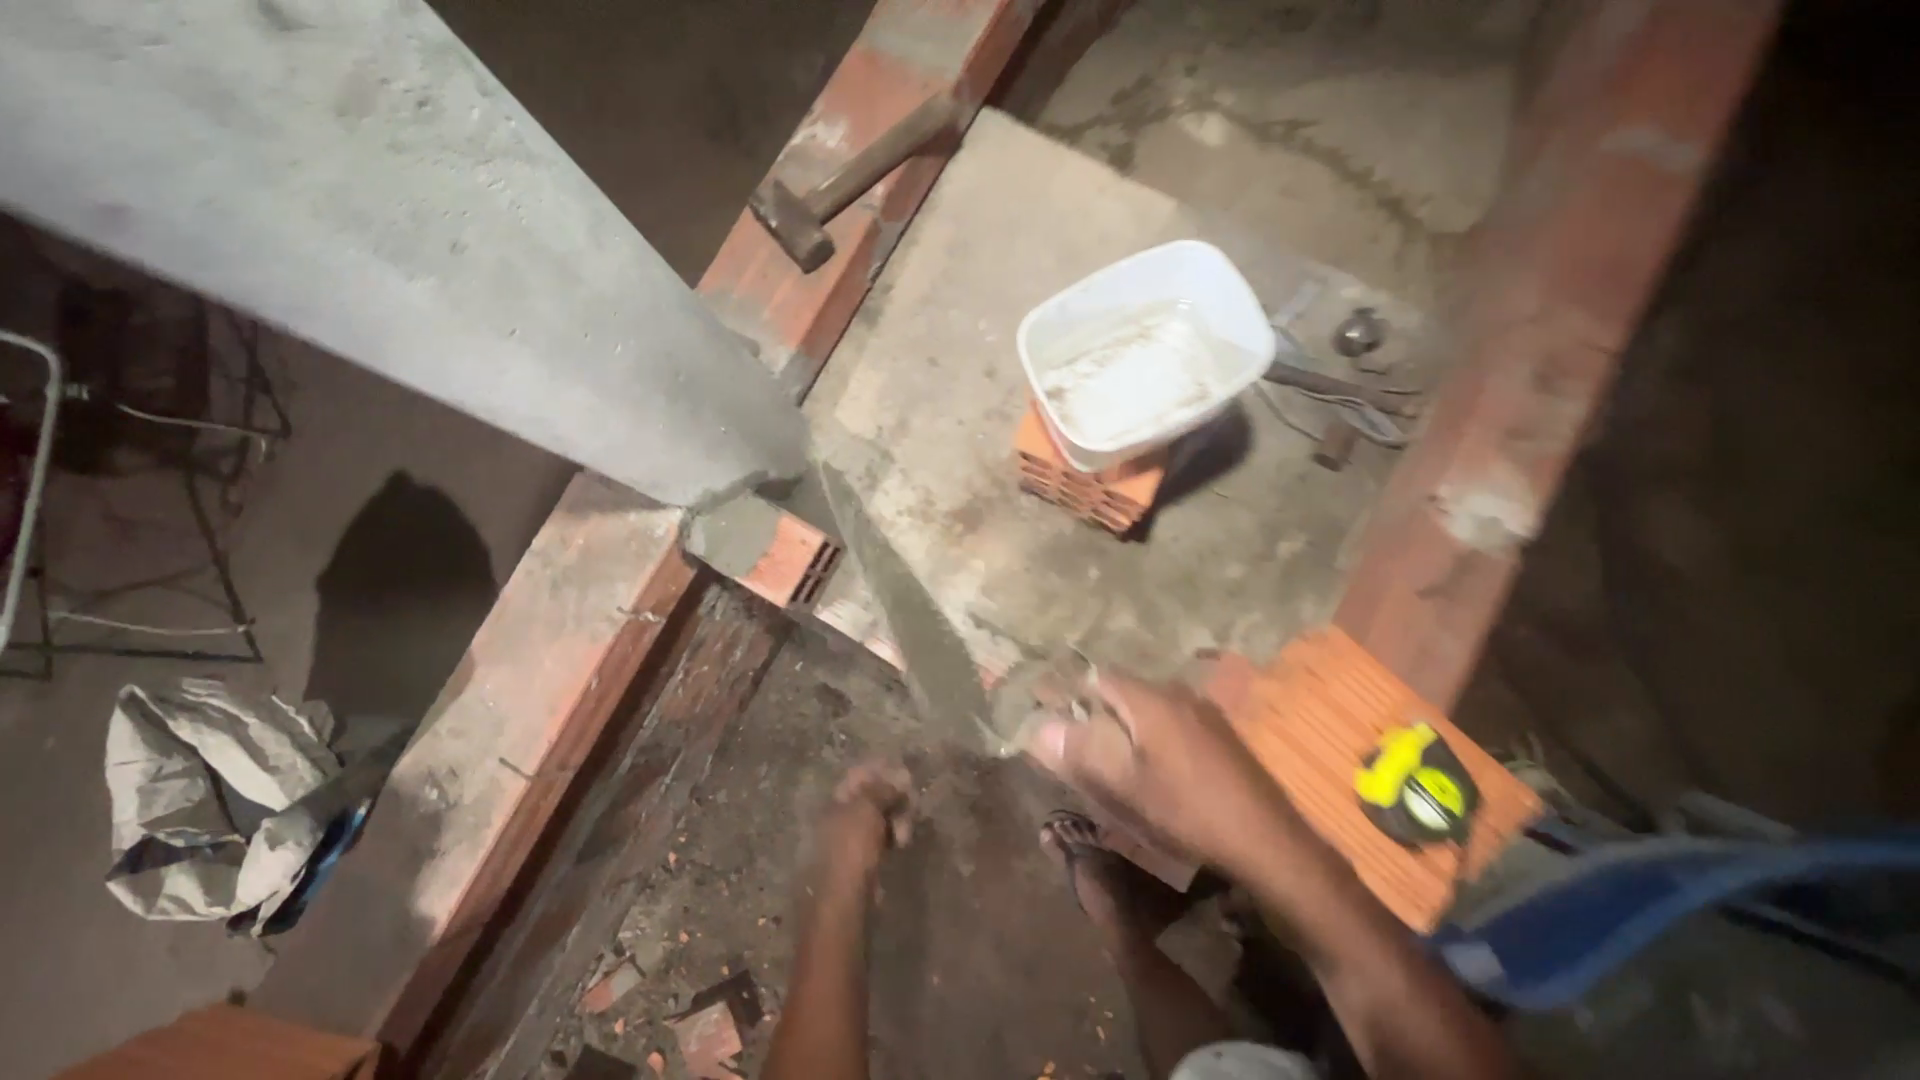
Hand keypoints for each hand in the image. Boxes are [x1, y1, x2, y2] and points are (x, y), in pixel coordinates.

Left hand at [808, 759, 913, 887]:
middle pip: (872, 796)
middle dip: (894, 798)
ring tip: (904, 834)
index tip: (904, 776)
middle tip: (910, 805)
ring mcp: (851, 839)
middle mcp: (840, 817)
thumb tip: (897, 779)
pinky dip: (893, 836)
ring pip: (881, 818)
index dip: (882, 771)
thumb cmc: (851, 847)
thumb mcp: (867, 808)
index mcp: (835, 801)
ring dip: (897, 819)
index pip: (859, 776)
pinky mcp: (863, 859)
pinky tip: (901, 843)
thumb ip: (882, 789)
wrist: (844, 898)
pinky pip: (882, 837)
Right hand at [1023, 668, 1303, 877]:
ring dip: (1127, 727)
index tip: (1052, 717)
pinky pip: (1174, 723)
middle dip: (1098, 713)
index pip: (1099, 677)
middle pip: (1125, 691)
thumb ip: (1081, 752)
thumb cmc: (1187, 809)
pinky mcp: (1222, 736)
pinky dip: (1154, 737)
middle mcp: (1179, 694)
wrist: (1265, 839)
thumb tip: (1039, 728)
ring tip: (1113, 761)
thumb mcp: (1125, 787)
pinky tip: (1154, 769)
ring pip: (1151, 708)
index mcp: (1151, 699)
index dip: (1071, 694)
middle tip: (1079, 747)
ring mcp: (1205, 713)